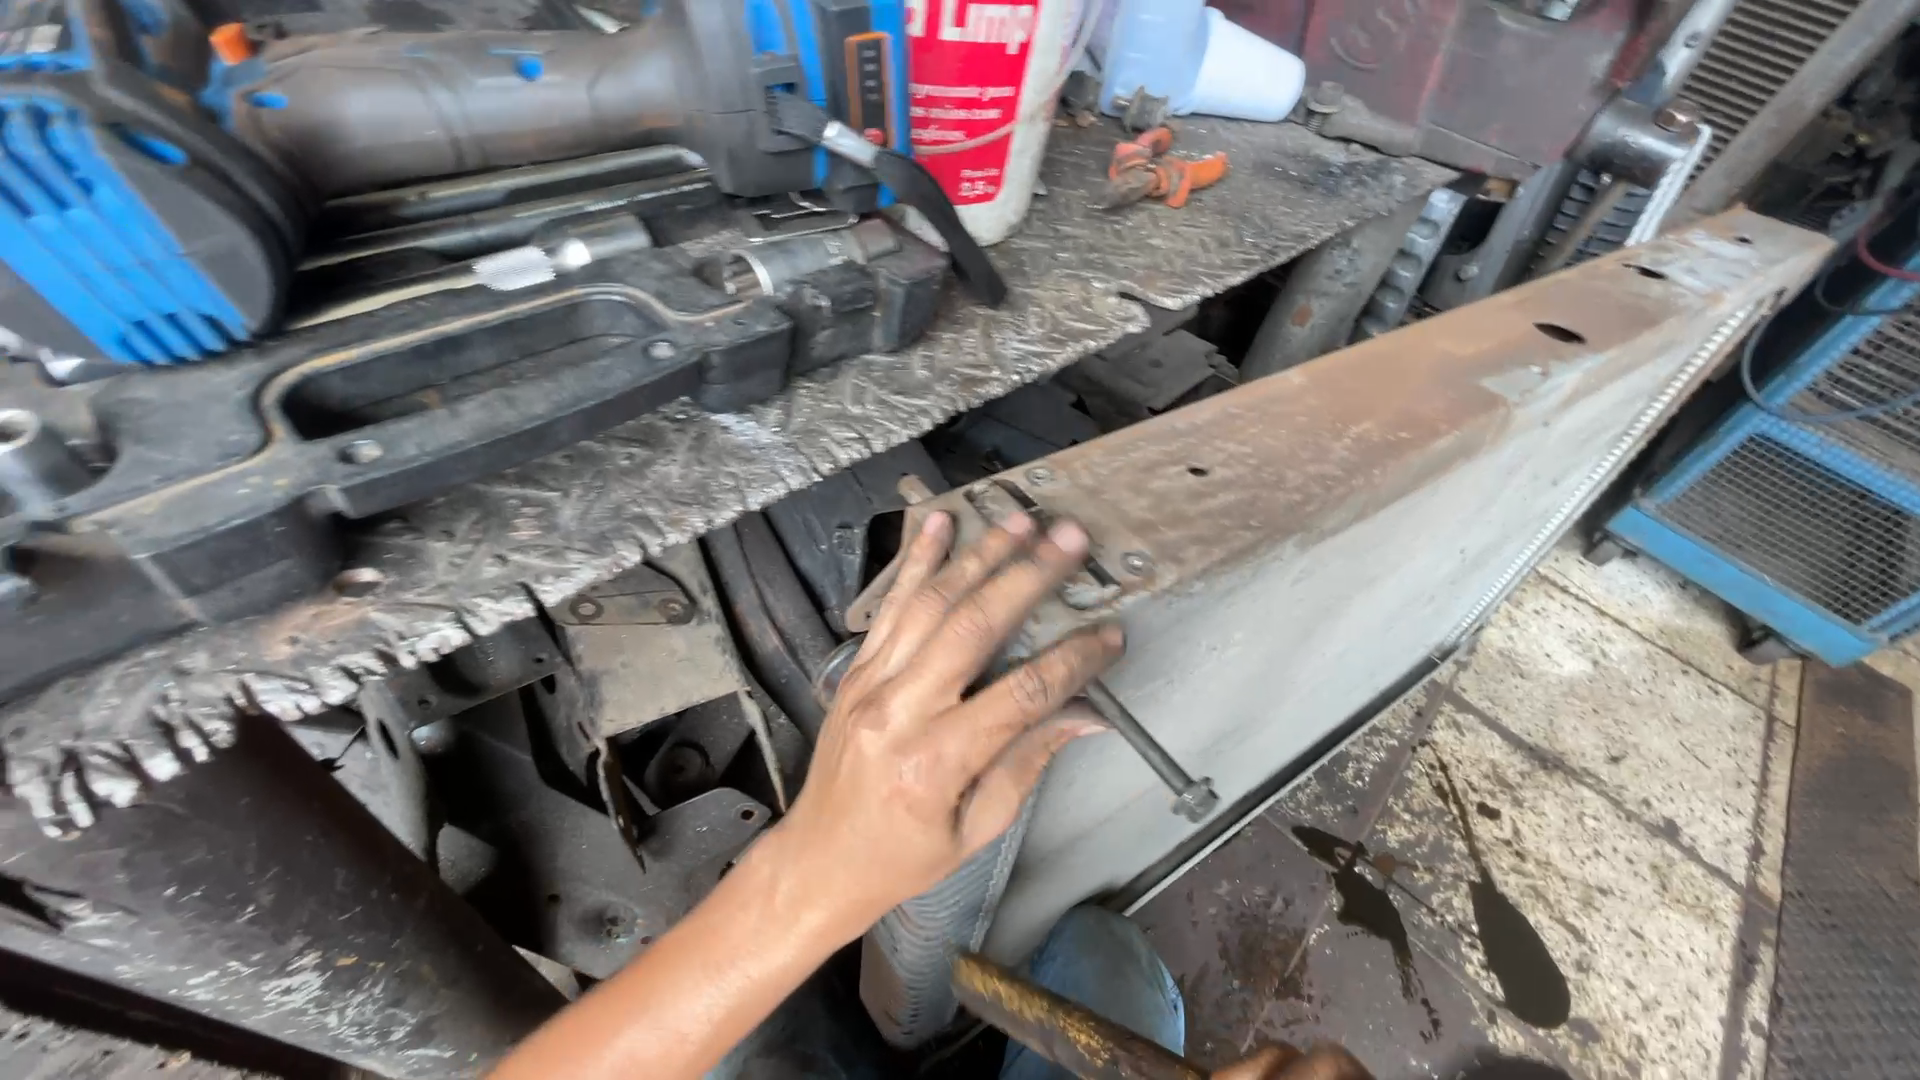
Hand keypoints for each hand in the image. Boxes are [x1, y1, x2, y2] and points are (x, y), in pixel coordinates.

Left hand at [750, 508, 1123, 943]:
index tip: (1109, 636)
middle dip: (1028, 577)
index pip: (1021, 696)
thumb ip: (1028, 763)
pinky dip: (916, 560)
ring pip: (932, 604)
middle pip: (974, 628)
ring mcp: (871, 682)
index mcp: (935, 761)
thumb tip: (1085, 715)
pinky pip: (890, 606)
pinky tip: (938, 524)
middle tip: (1069, 540)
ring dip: (979, 556)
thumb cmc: (901, 857)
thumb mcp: (976, 830)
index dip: (1072, 662)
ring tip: (1019, 521)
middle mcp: (900, 709)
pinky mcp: (856, 669)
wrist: (819, 858)